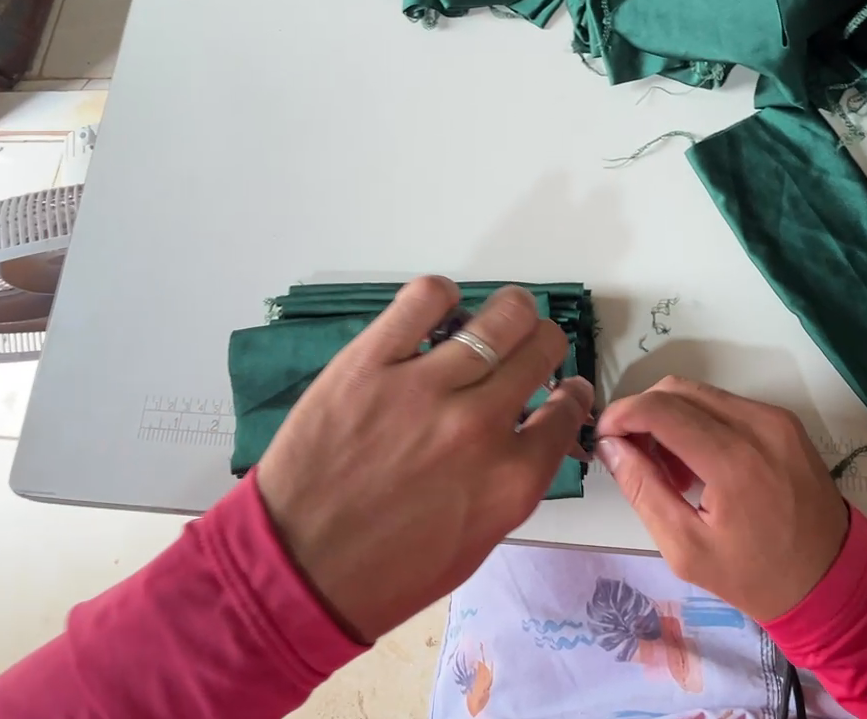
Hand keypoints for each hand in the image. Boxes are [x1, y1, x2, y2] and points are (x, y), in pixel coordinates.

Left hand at [253, 277, 592, 640]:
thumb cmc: (391, 568)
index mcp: (510, 478)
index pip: (566, 408)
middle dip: (542, 345)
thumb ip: (514, 477)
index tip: (559, 388)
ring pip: (502, 314)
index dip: (568, 393)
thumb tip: (532, 424)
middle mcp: (479, 425)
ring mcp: (424, 387)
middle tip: (521, 354)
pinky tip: (436, 315)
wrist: (297, 571)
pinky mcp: (372, 360)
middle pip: (542, 345)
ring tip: (488, 326)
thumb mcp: (477, 537)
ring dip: (508, 315)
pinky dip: (442, 296)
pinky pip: (427, 297)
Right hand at [593, 376, 846, 621]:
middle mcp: (756, 424)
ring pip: (699, 391)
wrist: (833, 581)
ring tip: (667, 466)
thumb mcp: (686, 549)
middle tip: (631, 454)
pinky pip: (724, 402)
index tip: (602, 437)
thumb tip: (610, 446)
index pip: (660, 409)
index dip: (621, 414)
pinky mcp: (783, 420)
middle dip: (642, 412)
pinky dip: (698, 420)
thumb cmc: (756, 576)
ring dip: (669, 415)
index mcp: (733, 461)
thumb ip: (643, 490)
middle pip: (676, 389)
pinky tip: (698, 461)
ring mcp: (774, 417)